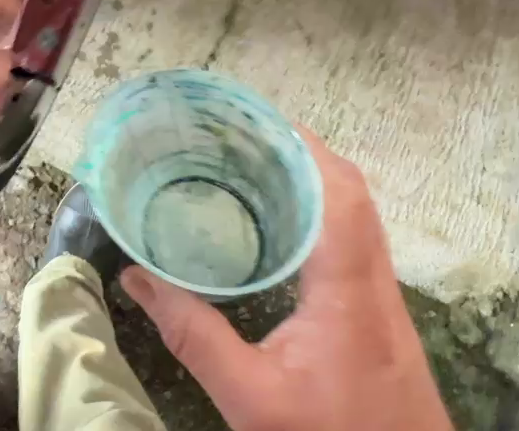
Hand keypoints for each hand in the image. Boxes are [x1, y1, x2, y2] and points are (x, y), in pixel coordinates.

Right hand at [119, 130, 452, 430]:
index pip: (340, 195)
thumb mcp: (250, 400)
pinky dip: (317, 214)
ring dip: (311, 180)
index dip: (304, 147)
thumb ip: (194, 336)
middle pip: (352, 194)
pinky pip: (352, 243)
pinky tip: (274, 225)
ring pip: (356, 218)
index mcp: (349, 292)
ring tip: (249, 164)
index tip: (255, 118)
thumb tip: (135, 276)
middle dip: (299, 152)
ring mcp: (383, 303)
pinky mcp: (379, 320)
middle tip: (237, 134)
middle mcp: (375, 286)